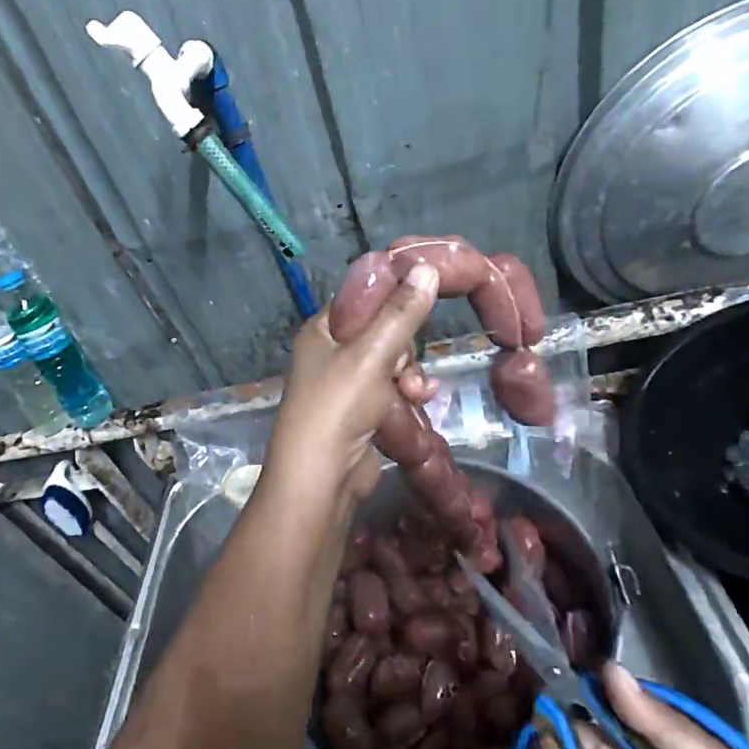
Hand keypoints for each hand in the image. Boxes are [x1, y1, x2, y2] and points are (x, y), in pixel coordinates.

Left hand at [263, 262, 439, 500]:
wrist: (321, 479)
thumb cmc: (338, 406)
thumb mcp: (372, 354)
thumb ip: (402, 313)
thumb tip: (427, 268)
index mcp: (322, 330)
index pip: (361, 298)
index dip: (391, 297)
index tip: (424, 297)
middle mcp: (330, 352)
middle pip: (382, 331)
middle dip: (404, 349)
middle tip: (403, 367)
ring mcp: (345, 383)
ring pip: (393, 363)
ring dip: (410, 375)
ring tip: (414, 394)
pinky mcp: (361, 410)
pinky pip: (392, 390)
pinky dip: (407, 395)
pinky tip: (420, 402)